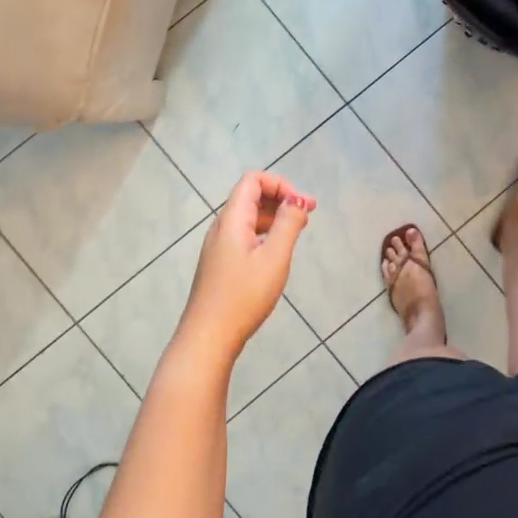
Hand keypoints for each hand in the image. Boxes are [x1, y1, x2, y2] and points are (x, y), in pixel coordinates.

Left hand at [177, 172, 315, 358]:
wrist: (208, 338)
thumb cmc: (244, 296)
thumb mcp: (274, 258)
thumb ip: (288, 224)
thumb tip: (298, 199)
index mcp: (232, 219)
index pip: (253, 180)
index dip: (280, 184)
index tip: (302, 205)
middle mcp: (221, 227)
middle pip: (250, 196)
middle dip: (281, 198)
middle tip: (309, 215)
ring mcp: (218, 246)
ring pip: (248, 217)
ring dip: (274, 216)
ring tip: (298, 231)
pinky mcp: (220, 263)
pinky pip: (244, 234)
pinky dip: (264, 233)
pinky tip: (277, 251)